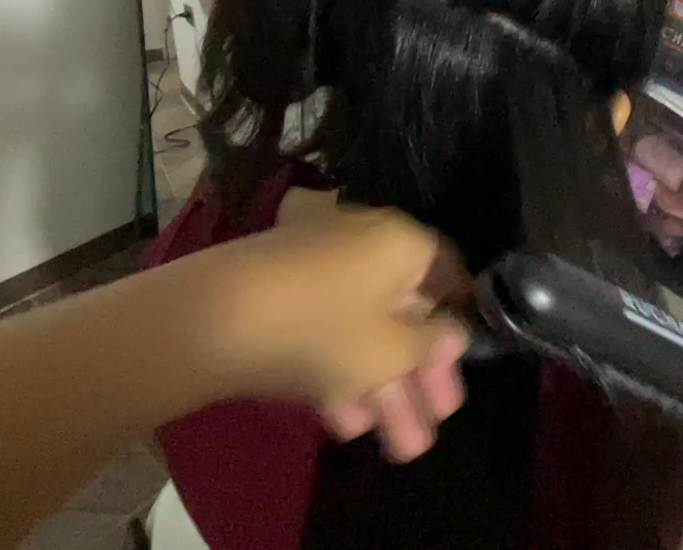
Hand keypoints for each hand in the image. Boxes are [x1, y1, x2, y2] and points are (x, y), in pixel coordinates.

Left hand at [205, 207, 471, 458]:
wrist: (217, 316)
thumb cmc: (324, 327)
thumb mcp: (391, 350)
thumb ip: (431, 344)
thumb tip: (453, 333)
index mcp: (399, 240)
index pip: (447, 270)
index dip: (459, 317)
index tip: (464, 357)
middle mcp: (364, 239)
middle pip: (404, 307)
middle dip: (419, 371)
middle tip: (434, 418)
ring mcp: (319, 261)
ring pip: (364, 323)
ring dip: (383, 383)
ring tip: (397, 443)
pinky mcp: (285, 286)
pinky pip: (327, 323)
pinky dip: (340, 364)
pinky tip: (344, 420)